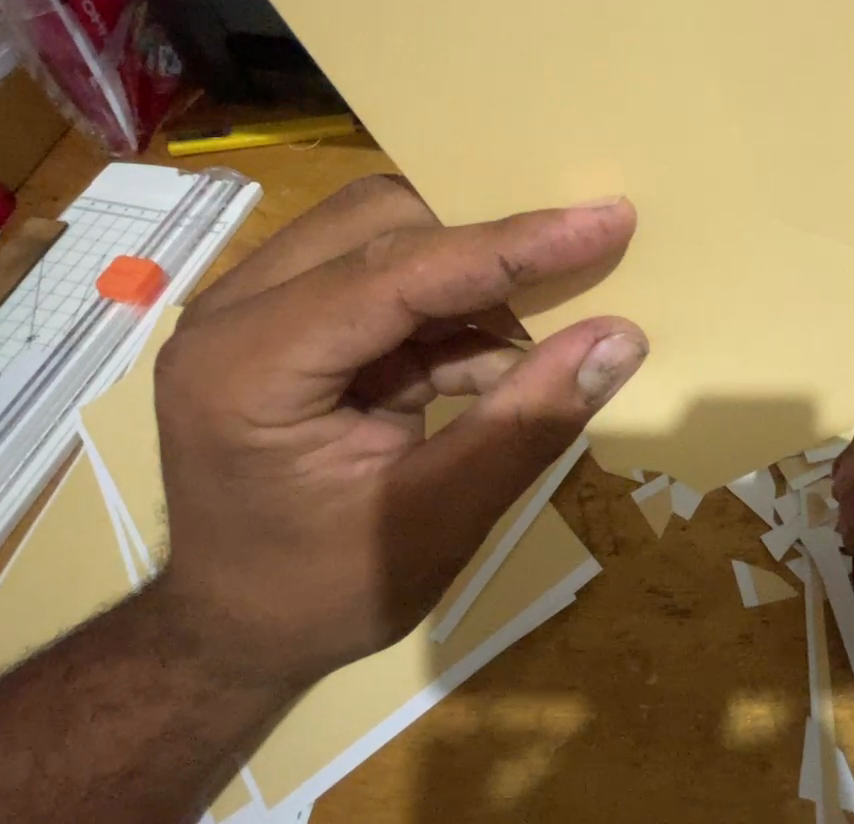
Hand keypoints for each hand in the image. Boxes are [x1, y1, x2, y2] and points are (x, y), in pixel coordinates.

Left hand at [152, 176, 646, 685]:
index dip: (513, 245)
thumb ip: (526, 423)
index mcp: (248, 367)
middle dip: (487, 245)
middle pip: (382, 223)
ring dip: (473, 280)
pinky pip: (387, 284)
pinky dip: (454, 316)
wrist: (232, 633)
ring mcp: (257, 313)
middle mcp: (237, 314)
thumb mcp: (435, 522)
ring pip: (385, 239)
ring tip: (544, 329)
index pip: (398, 271)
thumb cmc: (319, 595)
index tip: (608, 220)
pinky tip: (500, 362)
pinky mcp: (290, 326)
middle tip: (578, 267)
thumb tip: (621, 338)